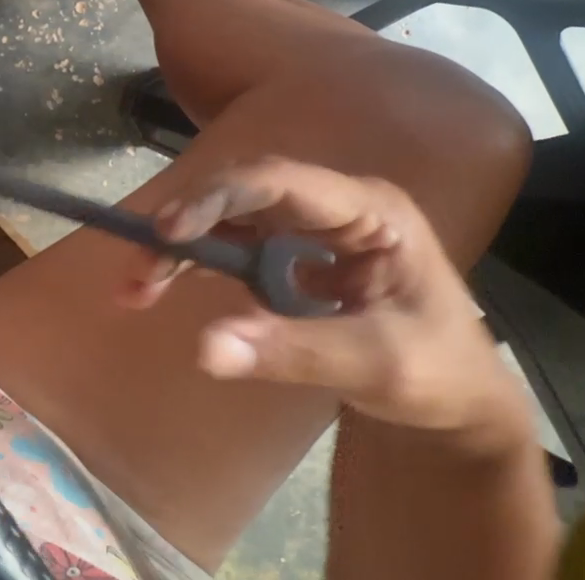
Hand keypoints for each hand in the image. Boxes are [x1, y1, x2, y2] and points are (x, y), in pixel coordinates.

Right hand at [124, 159, 528, 440]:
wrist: (452, 401)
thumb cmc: (439, 374)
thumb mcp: (381, 366)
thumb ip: (295, 352)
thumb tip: (204, 348)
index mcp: (367, 211)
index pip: (279, 182)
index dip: (217, 197)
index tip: (167, 230)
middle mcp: (324, 207)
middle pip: (236, 198)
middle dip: (181, 227)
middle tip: (137, 268)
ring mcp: (297, 230)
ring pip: (217, 221)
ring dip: (171, 250)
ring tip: (132, 289)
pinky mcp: (276, 255)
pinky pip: (218, 248)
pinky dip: (181, 268)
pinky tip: (149, 290)